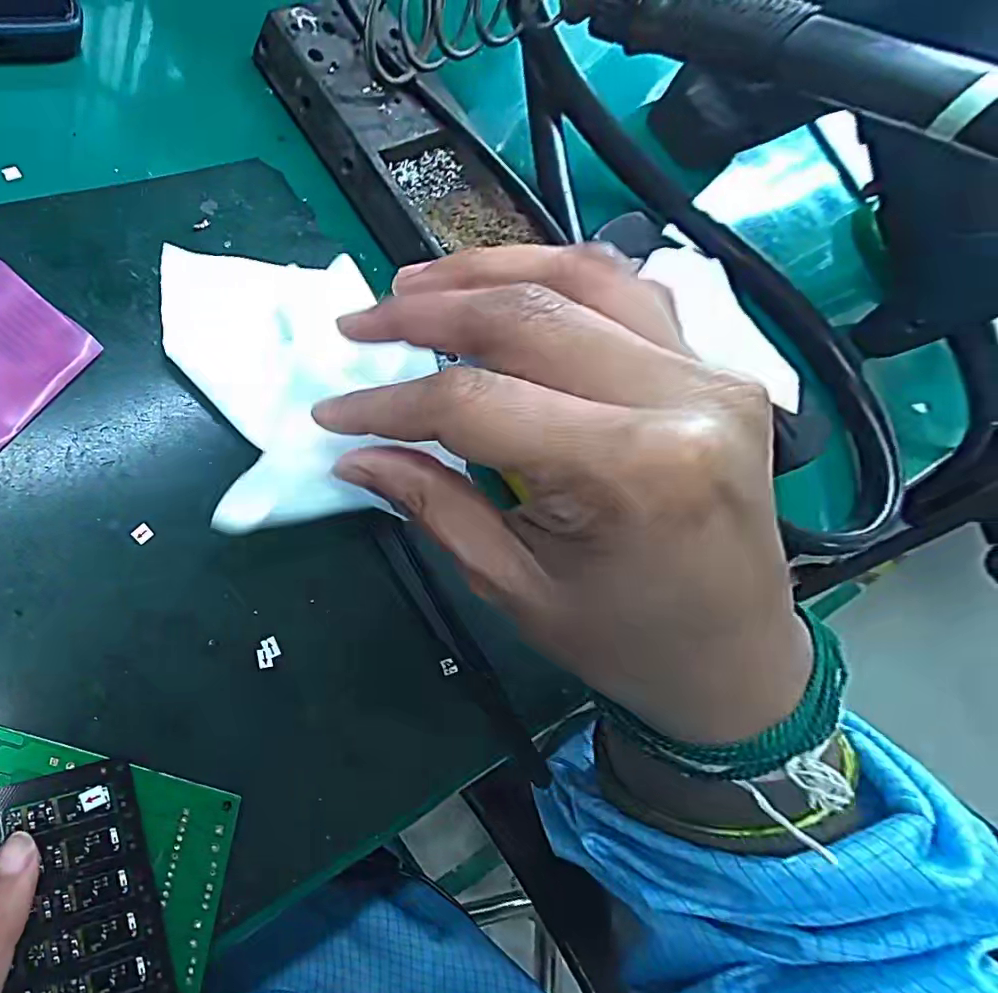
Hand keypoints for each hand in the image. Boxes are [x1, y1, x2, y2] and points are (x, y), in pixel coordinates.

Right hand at [313, 244, 810, 744]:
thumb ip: (429, 501)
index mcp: (627, 467)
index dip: (385, 403)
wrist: (731, 654)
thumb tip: (352, 456)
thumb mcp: (503, 579)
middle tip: (356, 324)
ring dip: (483, 271)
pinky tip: (494, 282)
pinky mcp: (712, 366)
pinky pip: (624, 291)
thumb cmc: (614, 633)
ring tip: (409, 284)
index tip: (329, 414)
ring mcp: (709, 371)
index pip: (472, 402)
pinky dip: (547, 274)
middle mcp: (680, 398)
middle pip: (524, 319)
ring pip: (580, 278)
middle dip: (422, 315)